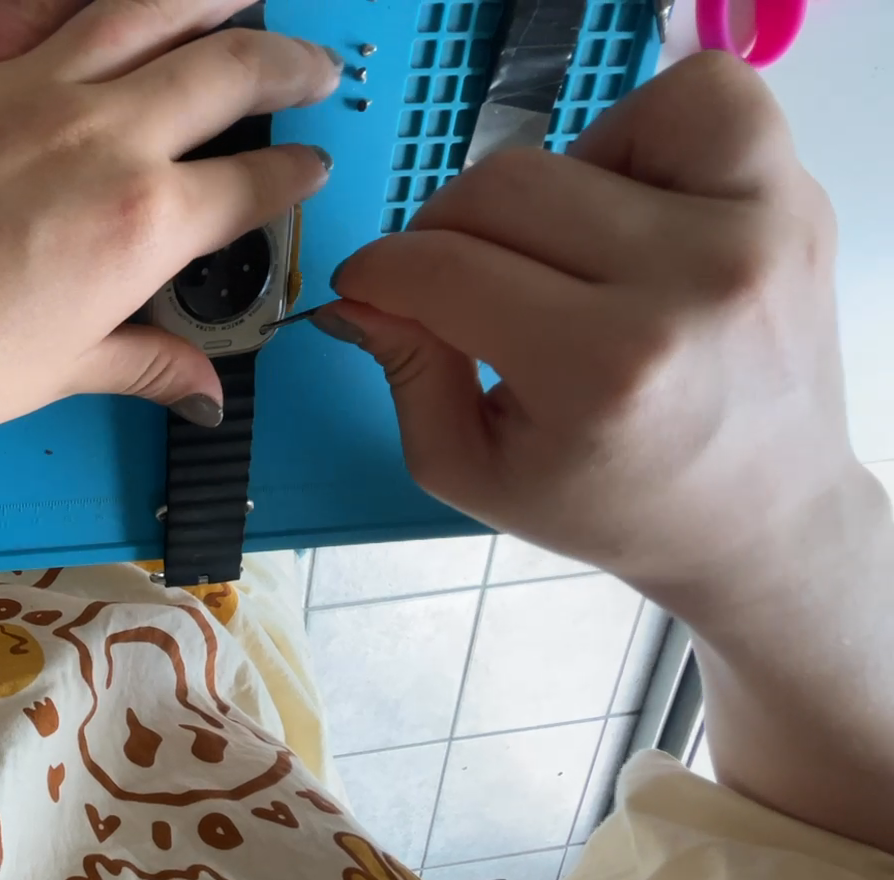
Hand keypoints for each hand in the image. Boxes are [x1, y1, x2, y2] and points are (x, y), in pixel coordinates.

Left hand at [0, 0, 338, 451]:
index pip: (254, 185)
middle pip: (234, 70)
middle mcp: (104, 139)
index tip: (305, 176)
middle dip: (294, 64)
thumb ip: (148, 365)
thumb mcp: (63, 373)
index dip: (295, 180)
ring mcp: (34, 90)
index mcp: (141, 225)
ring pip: (156, 1)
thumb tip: (202, 389)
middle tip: (316, 69)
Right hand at [318, 53, 870, 596]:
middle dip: (430, 232)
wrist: (751, 514)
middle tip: (431, 283)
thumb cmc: (591, 503)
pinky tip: (607, 208)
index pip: (442, 270)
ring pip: (590, 132)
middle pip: (500, 188)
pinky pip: (700, 98)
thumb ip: (404, 371)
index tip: (358, 290)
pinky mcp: (795, 195)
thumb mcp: (461, 465)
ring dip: (524, 190)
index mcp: (594, 367)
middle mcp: (687, 277)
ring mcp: (758, 223)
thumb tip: (350, 299)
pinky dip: (627, 137)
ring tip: (530, 251)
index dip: (372, 271)